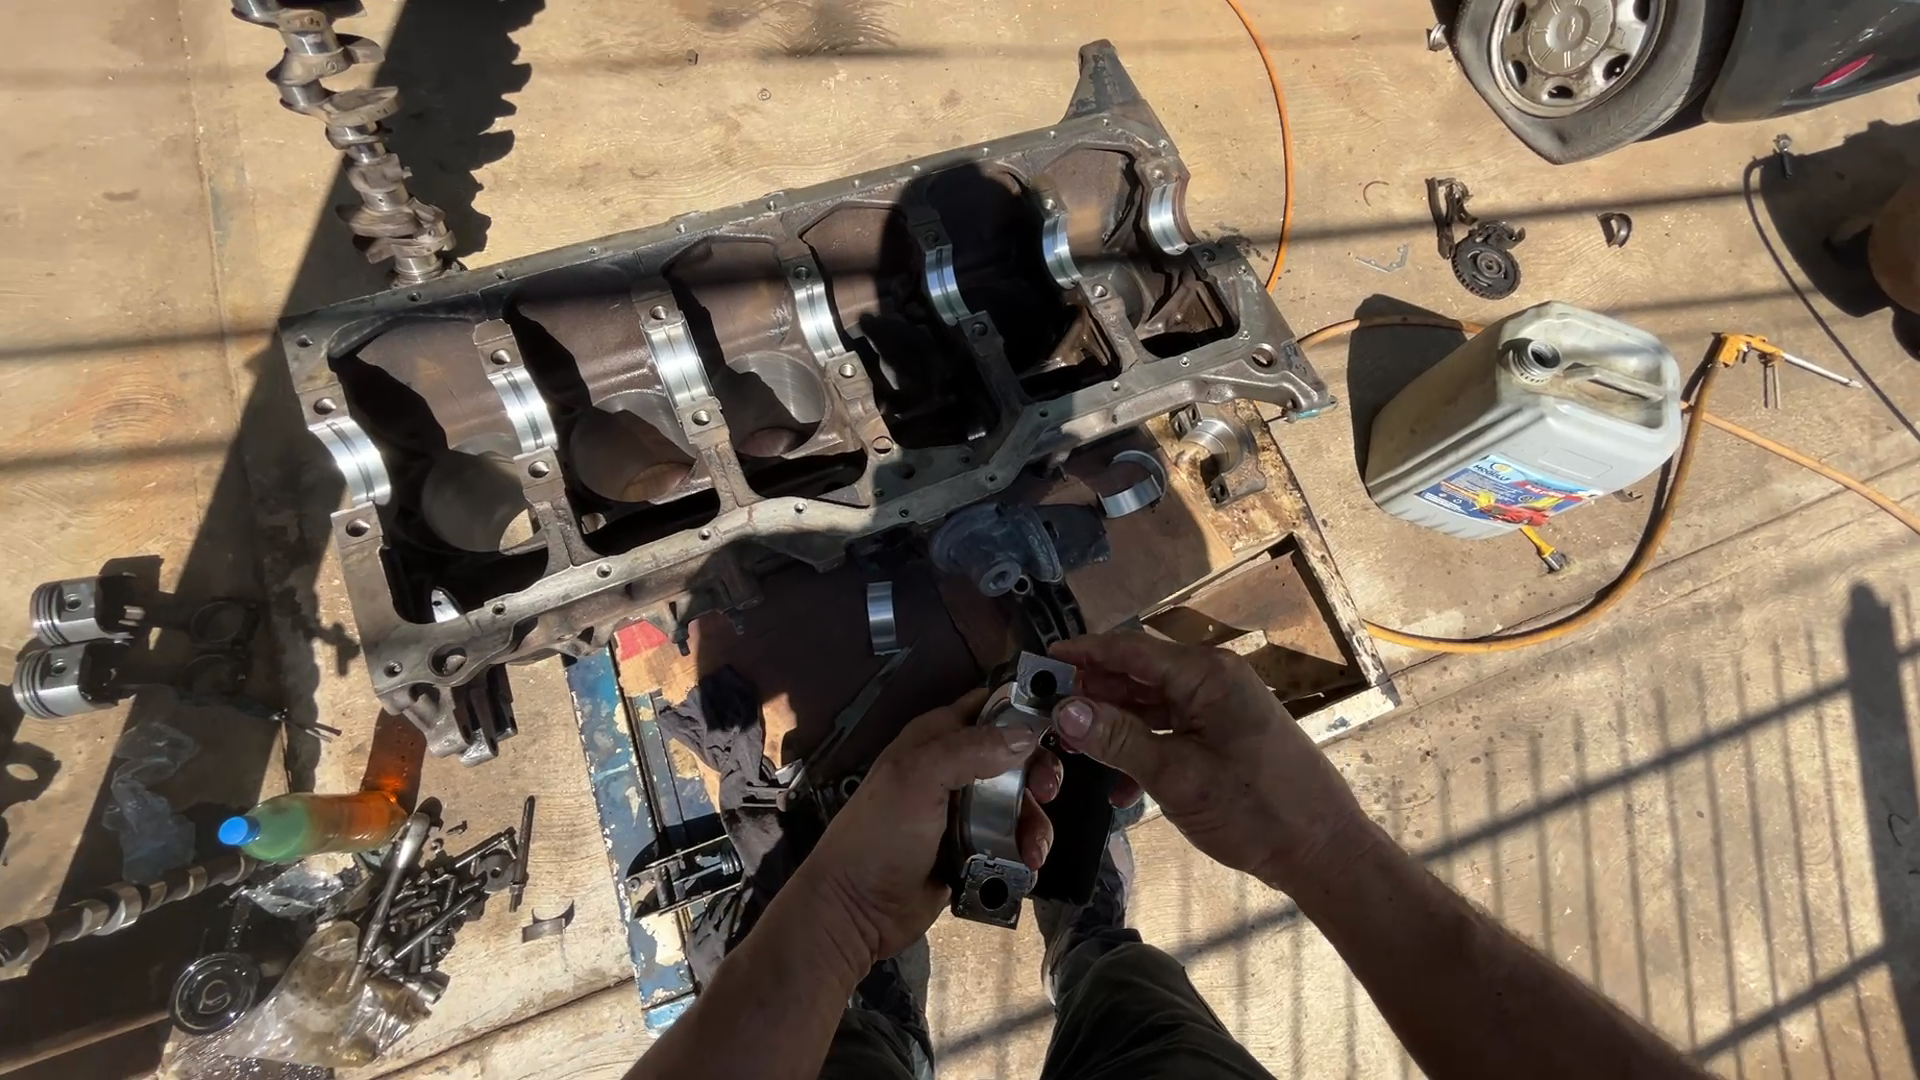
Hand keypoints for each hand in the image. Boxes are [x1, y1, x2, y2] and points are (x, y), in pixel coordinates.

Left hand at [787, 688, 1061, 973]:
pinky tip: (1027, 863)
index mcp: (936, 738)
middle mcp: (954, 768)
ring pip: (1019, 801)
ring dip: (1035, 821)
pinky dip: (1026, 848)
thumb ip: (970, 749)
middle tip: (1047, 791)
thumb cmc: (882, 833)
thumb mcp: (919, 778)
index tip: (1057, 725)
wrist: (857, 910)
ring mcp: (965, 811)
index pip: (987, 706)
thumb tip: (1027, 735)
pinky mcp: (975, 848)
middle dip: (1037, 771)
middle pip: (1014, 755)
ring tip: (1034, 848)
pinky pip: (1013, 839)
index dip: (1022, 709)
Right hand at [1049, 632, 1369, 891]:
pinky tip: (1119, 783)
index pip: (1130, 649)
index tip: (1044, 660)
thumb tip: (1063, 709)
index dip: (1084, 652)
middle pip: (1138, 674)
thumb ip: (1117, 739)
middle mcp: (1212, 679)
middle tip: (1051, 712)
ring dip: (1115, 724)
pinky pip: (1170, 727)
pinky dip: (1142, 746)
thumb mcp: (1177, 776)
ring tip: (1075, 744)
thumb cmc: (1254, 809)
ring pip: (1151, 702)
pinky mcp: (1222, 732)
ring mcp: (1220, 706)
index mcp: (1206, 674)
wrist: (1325, 853)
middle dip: (1094, 692)